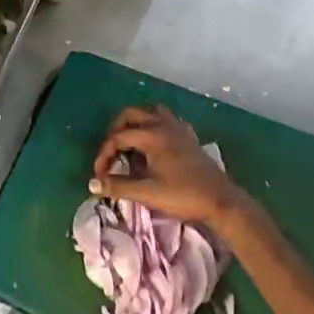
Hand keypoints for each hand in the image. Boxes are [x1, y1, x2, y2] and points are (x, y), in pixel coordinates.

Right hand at [89, 105, 251, 229]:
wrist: (221, 201)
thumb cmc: (183, 195)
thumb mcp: (147, 193)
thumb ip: (118, 186)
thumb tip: (92, 184)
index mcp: (151, 135)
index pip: (118, 137)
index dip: (103, 154)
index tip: (100, 175)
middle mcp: (164, 125)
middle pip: (132, 114)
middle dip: (116, 129)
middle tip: (111, 151)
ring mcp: (179, 129)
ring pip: (152, 112)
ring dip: (137, 123)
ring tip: (130, 143)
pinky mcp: (189, 137)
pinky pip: (168, 121)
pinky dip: (156, 126)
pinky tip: (156, 144)